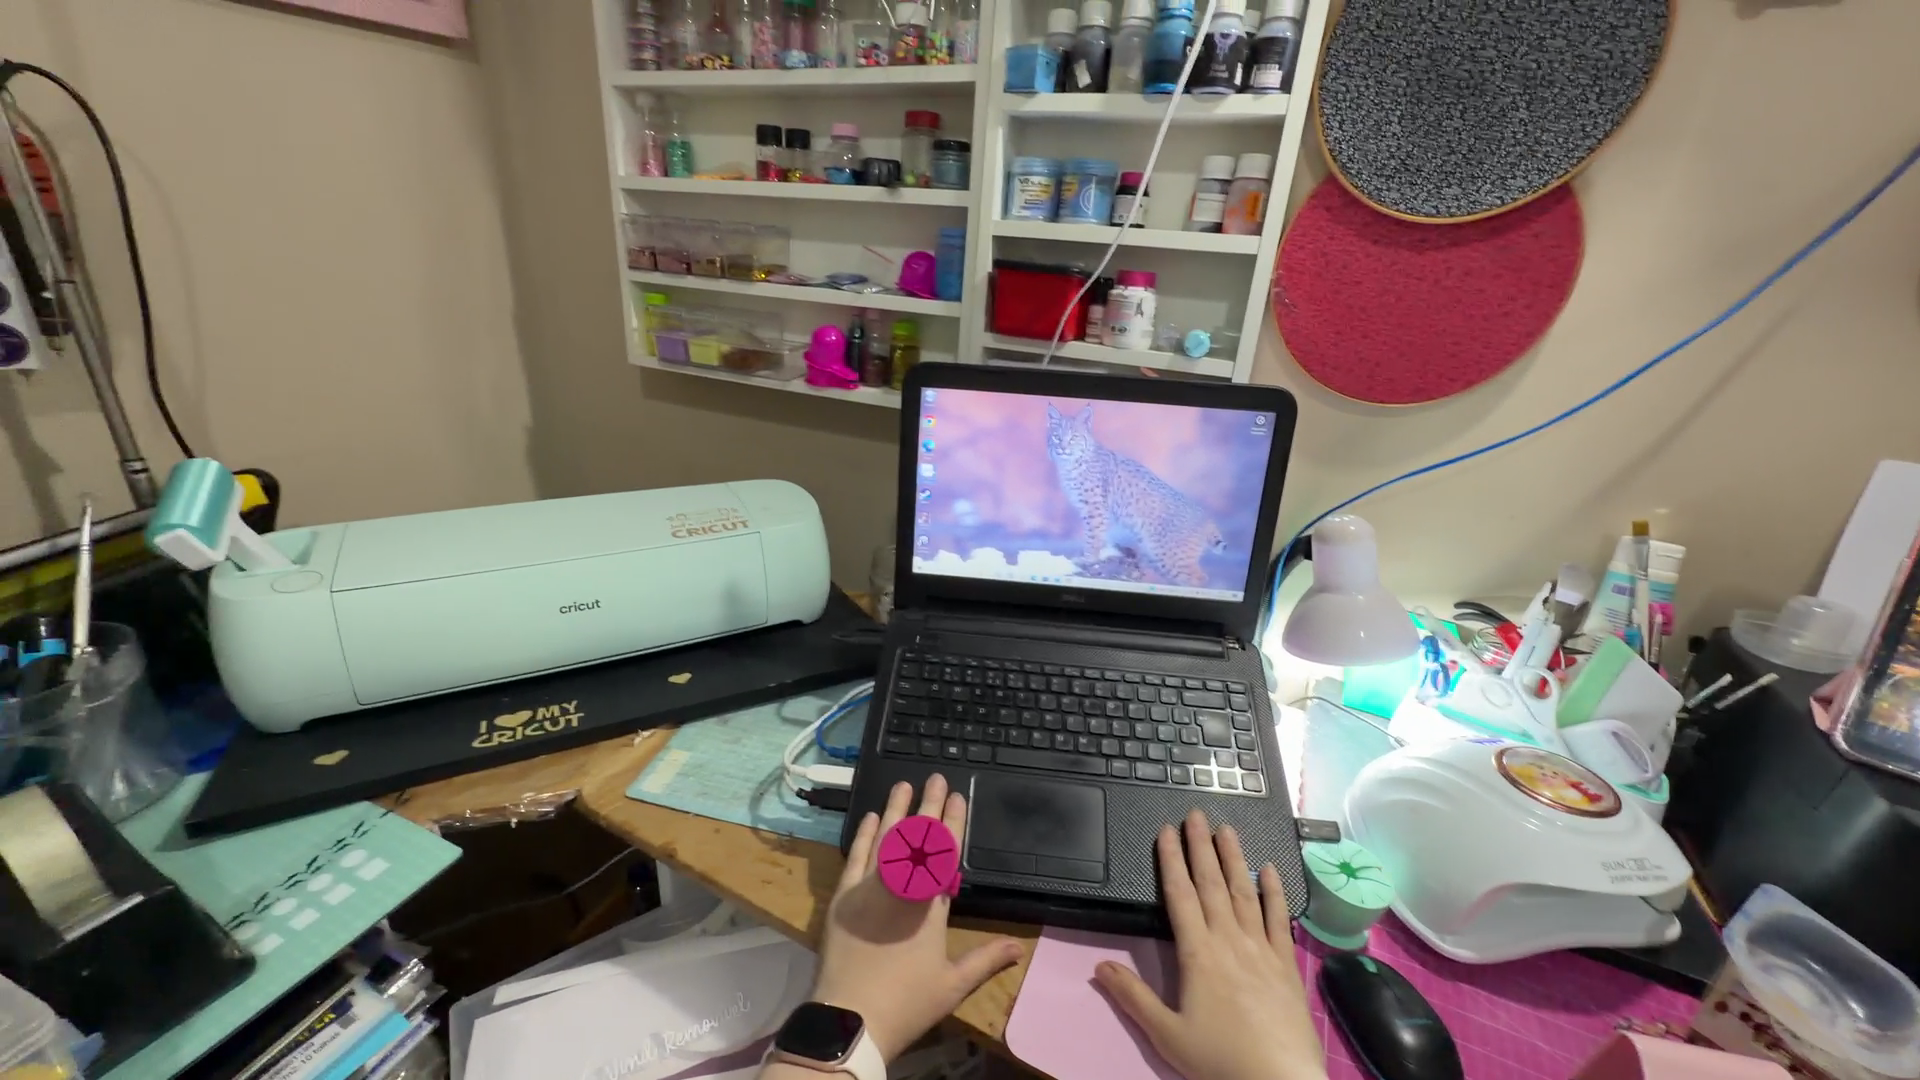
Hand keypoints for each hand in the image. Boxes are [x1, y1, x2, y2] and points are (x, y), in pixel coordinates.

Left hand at [809, 774, 1023, 1060]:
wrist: (850, 1020)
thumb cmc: (905, 1002)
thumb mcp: (952, 985)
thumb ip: (986, 960)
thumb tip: (1019, 947)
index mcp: (929, 906)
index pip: (945, 854)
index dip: (952, 823)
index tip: (957, 797)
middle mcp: (900, 888)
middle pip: (917, 838)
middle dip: (928, 805)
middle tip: (936, 778)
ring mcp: (869, 888)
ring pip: (886, 840)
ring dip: (897, 810)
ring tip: (904, 784)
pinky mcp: (843, 897)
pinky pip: (856, 857)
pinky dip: (865, 836)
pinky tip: (873, 816)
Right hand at [1094, 810, 1325, 1079]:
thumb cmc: (1220, 1058)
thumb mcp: (1167, 1033)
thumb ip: (1132, 996)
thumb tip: (1098, 965)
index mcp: (1197, 952)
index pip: (1180, 894)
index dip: (1171, 860)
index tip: (1167, 830)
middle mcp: (1229, 940)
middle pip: (1211, 883)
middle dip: (1200, 846)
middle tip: (1195, 813)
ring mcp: (1261, 948)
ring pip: (1244, 892)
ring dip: (1234, 857)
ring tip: (1226, 829)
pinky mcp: (1286, 963)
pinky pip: (1279, 919)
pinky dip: (1274, 891)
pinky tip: (1269, 869)